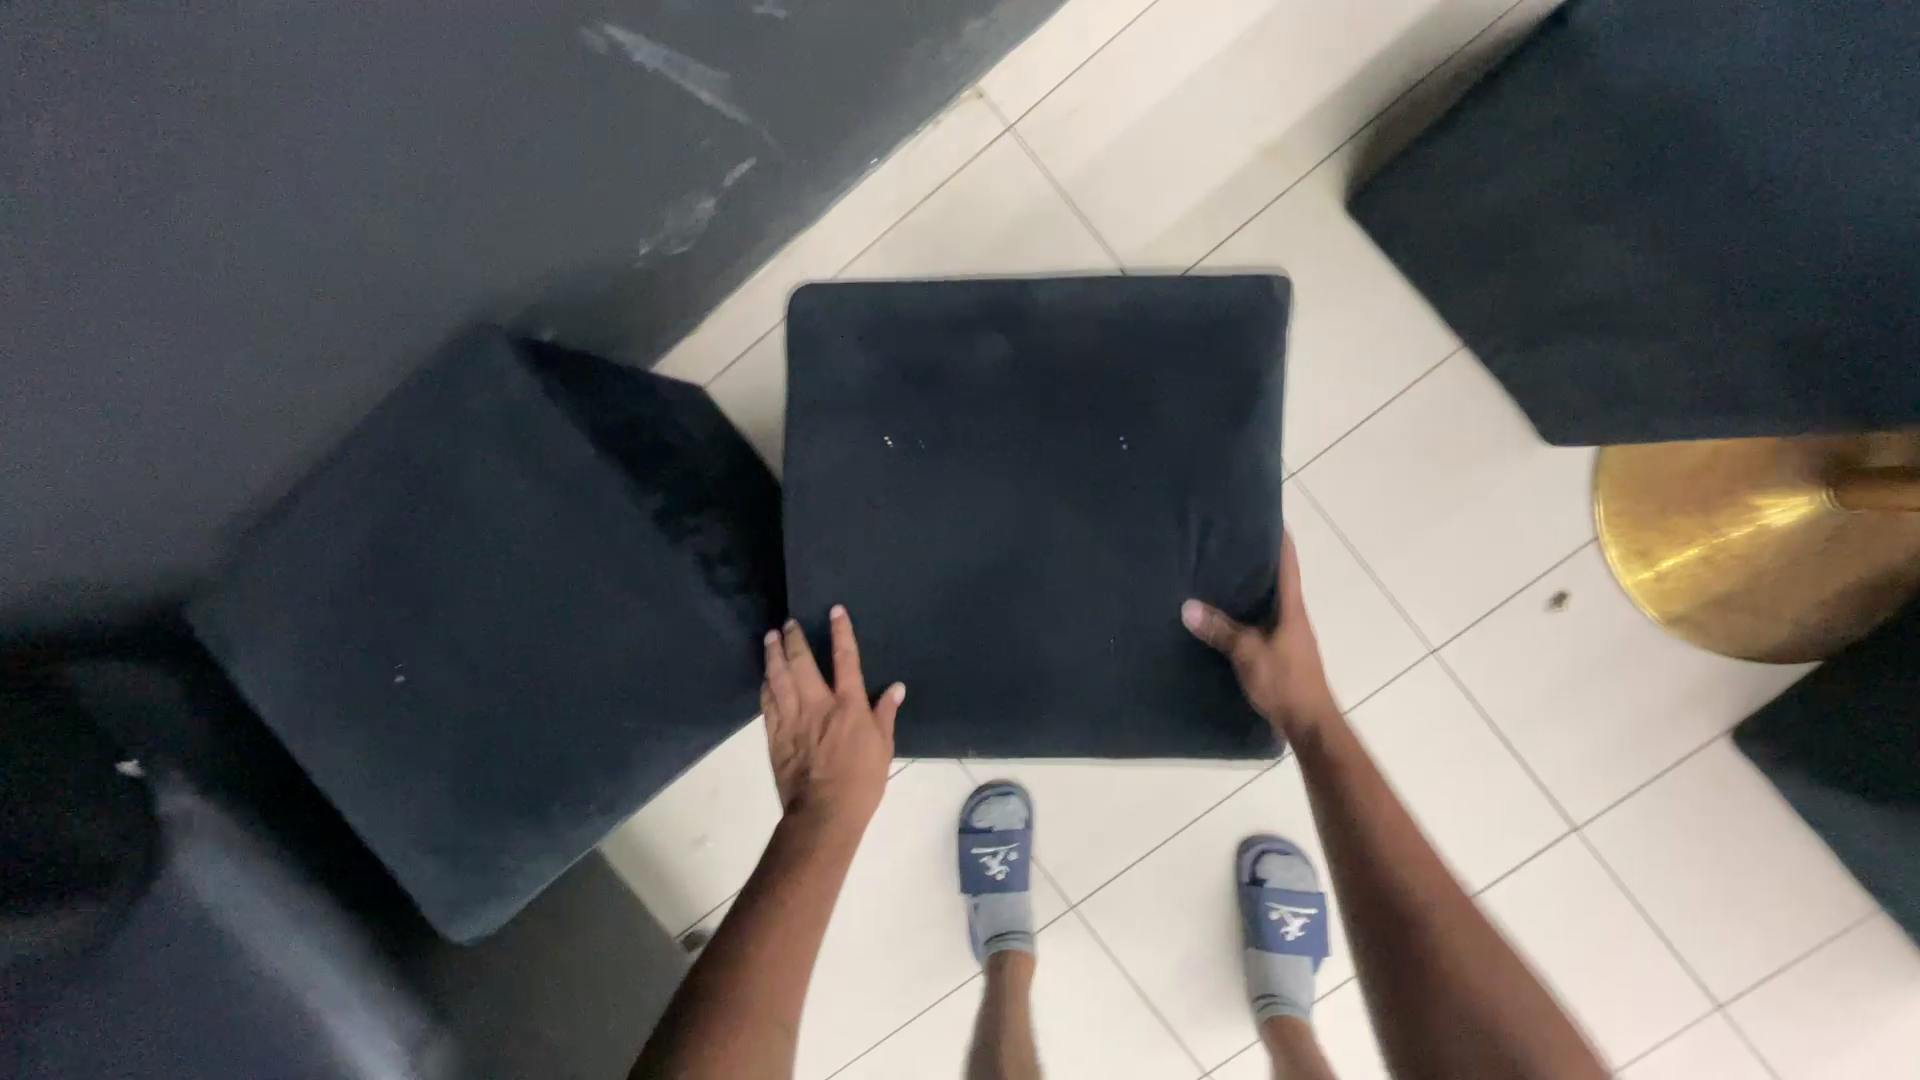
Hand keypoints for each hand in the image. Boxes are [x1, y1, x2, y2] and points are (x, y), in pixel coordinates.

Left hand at [761, 605, 903, 830]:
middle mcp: (818, 705)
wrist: (824, 813)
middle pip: (803, 662)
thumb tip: (896, 687)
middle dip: (795, 639)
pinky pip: (768, 703)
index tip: (834, 611)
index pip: (846, 659)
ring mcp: (793, 719)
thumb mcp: (883, 747)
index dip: (841, 632)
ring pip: (779, 678)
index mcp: (848, 705)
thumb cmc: (861, 782)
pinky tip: (764, 677)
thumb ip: (886, 713)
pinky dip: (766, 686)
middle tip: (788, 622)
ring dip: (773, 655)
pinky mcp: (775, 736)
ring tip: (770, 638)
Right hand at [1182, 531, 1336, 743]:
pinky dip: (1242, 614)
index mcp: (1291, 608)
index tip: (1265, 516)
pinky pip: (1258, 624)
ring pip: (1266, 603)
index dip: (1279, 538)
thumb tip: (1187, 605)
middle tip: (1225, 543)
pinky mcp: (1278, 654)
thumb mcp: (1248, 653)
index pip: (1288, 563)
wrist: (1309, 724)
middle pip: (1275, 580)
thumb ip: (1219, 629)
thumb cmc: (1286, 682)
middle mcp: (1292, 617)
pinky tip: (1221, 618)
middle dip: (1255, 561)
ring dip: (1247, 590)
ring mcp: (1287, 636)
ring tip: (1216, 576)